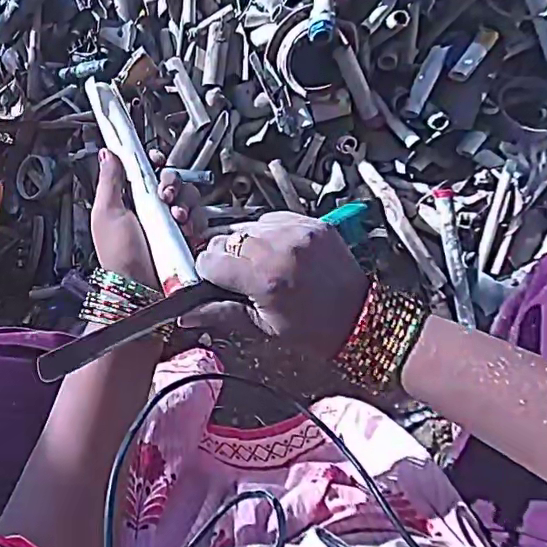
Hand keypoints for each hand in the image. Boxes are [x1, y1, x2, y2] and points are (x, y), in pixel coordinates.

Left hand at [90, 149, 203, 289]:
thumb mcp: (106, 214)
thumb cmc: (118, 258)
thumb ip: (109, 181)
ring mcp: (172, 224)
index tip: (155, 160)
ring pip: (189, 196)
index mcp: (131, 201)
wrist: (140, 290)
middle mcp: (153, 210)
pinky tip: (186, 229)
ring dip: (185, 201)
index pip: (146, 171)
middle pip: (173, 179)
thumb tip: (108, 153)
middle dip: (172, 181)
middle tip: (165, 194)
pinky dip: (196, 220)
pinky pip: (201, 218)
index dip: (153, 162)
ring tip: (175, 216)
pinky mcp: (189, 238)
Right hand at [182, 212, 368, 362]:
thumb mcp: (262, 326)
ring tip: (261, 265)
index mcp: (265, 278)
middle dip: (223, 257)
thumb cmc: (314, 329)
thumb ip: (220, 314)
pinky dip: (265, 234)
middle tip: (239, 276)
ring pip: (242, 226)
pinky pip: (268, 218)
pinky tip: (276, 253)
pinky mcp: (307, 221)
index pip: (208, 259)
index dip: (208, 273)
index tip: (216, 282)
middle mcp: (278, 247)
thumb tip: (185, 315)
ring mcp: (294, 230)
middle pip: (221, 239)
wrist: (361, 316)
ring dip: (243, 244)